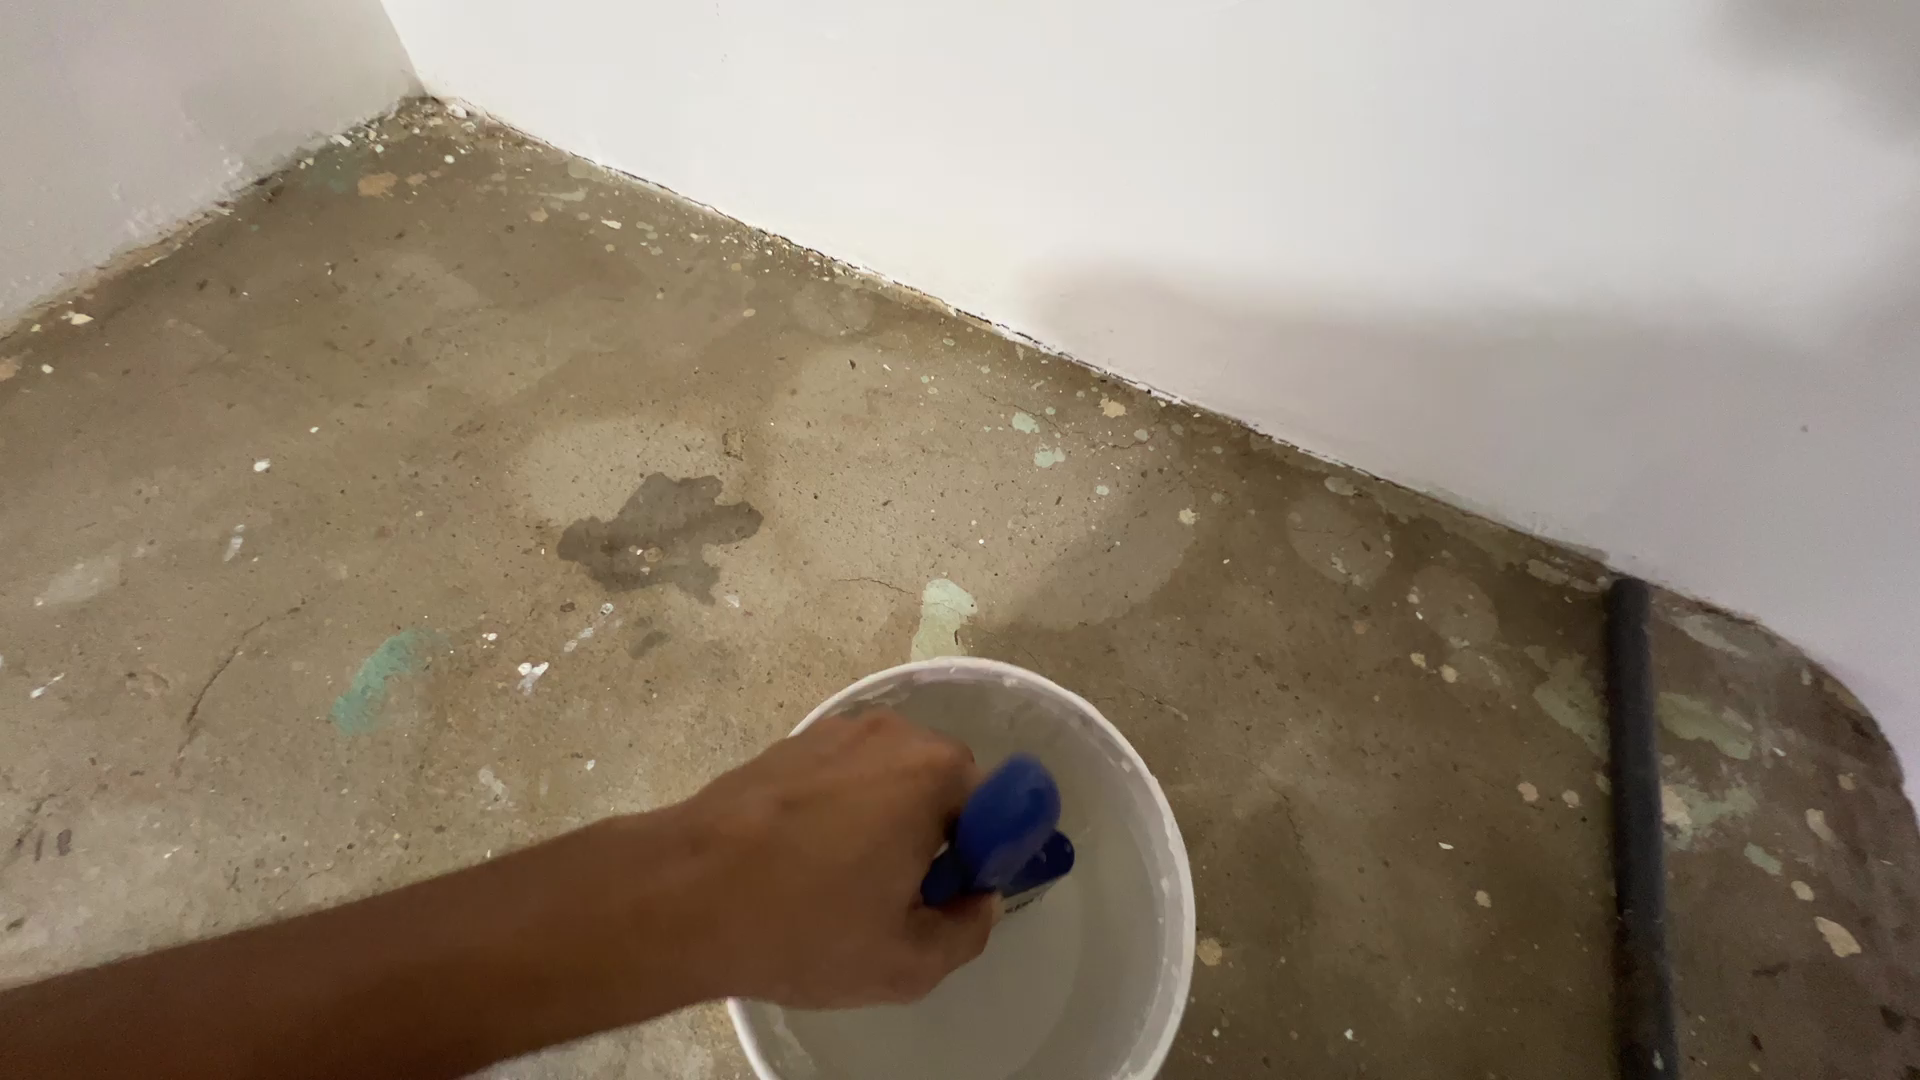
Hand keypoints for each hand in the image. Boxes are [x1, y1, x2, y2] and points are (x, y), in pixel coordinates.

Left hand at [670, 708, 996, 1007]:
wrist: (683, 892)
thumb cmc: (805, 925)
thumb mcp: (905, 962)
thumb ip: (968, 931)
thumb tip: (978, 899)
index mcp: (935, 774)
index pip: (1001, 801)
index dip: (989, 850)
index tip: (956, 889)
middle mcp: (896, 734)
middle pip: (947, 782)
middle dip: (941, 831)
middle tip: (903, 888)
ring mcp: (841, 729)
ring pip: (896, 773)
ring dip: (893, 813)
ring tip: (847, 870)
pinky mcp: (798, 738)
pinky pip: (850, 768)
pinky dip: (849, 801)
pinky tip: (809, 848)